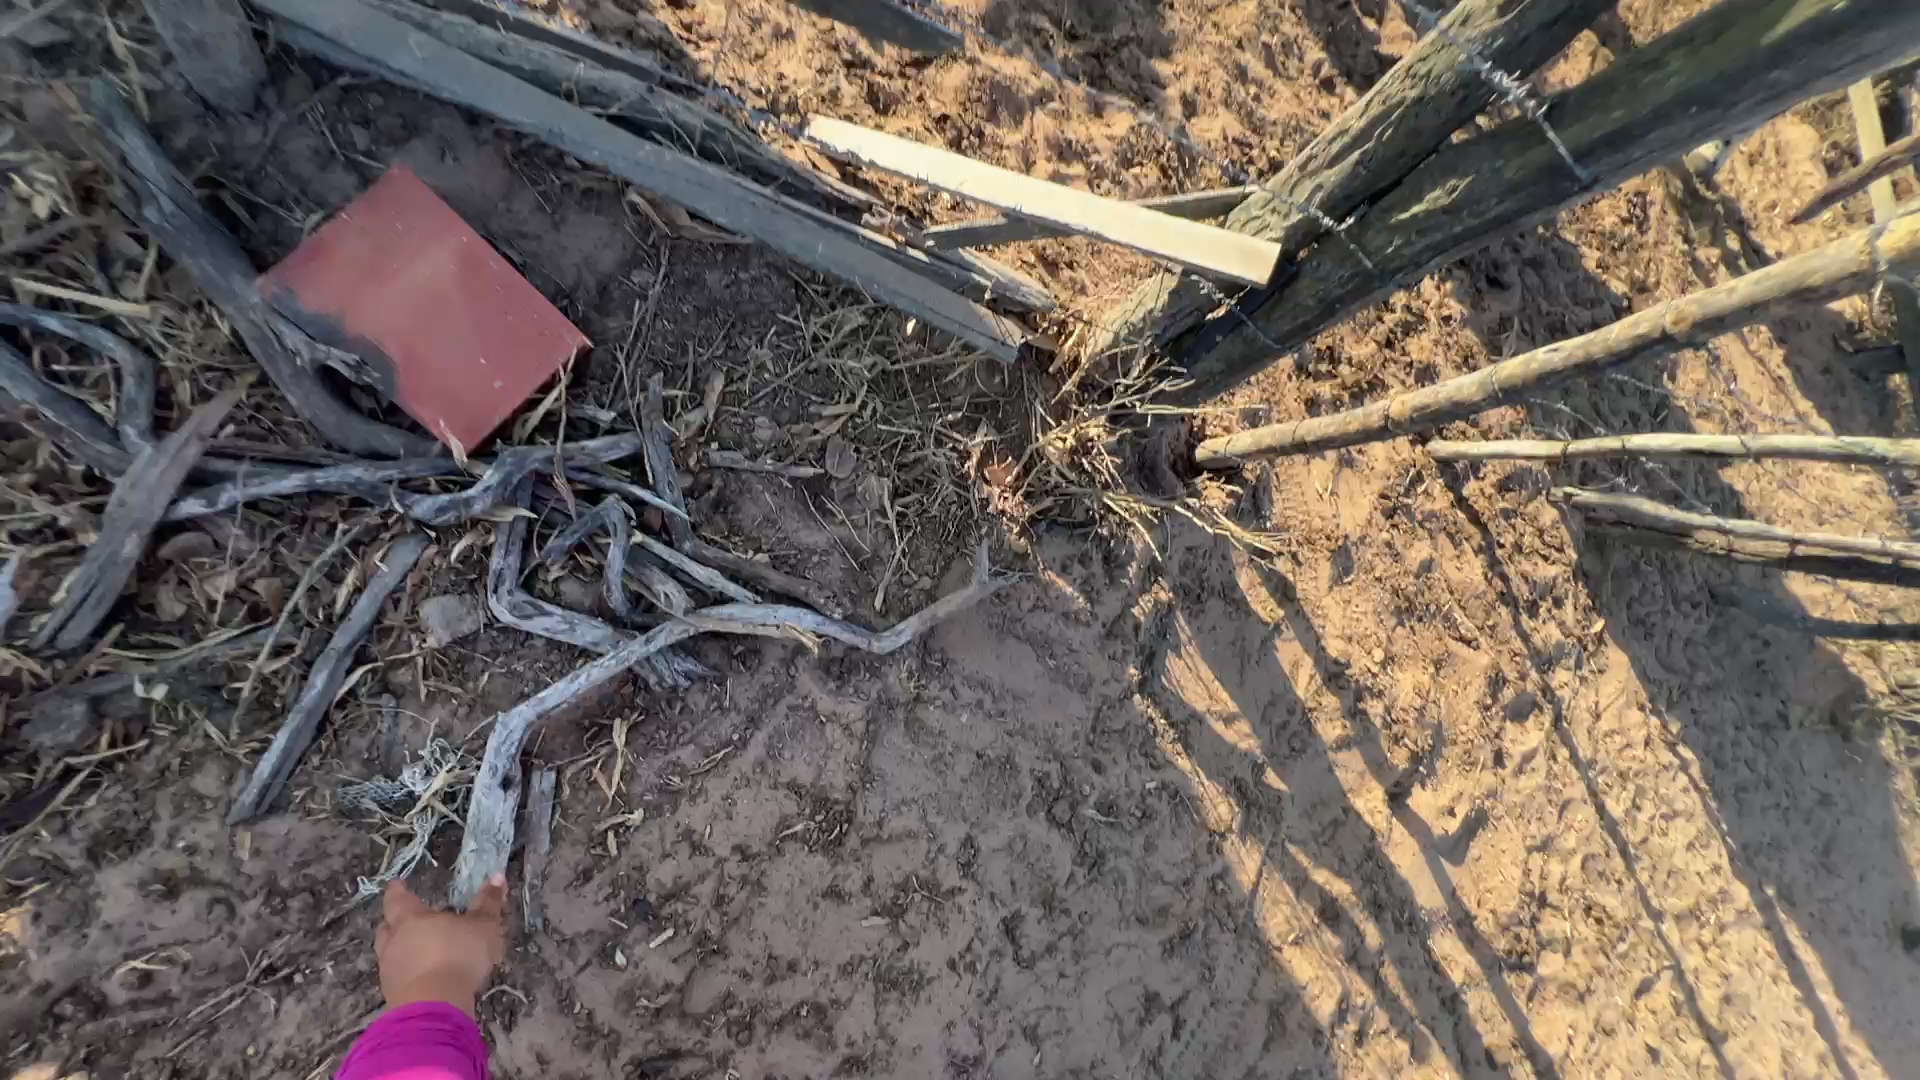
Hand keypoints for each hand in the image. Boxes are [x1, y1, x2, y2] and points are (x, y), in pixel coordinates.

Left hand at [374, 875, 508, 1016]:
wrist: (434, 1007)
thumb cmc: (458, 955)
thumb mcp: (483, 925)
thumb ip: (488, 902)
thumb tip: (498, 876)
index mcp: (411, 920)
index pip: (398, 901)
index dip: (397, 891)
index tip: (395, 883)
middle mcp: (394, 943)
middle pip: (386, 928)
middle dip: (394, 921)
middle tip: (403, 916)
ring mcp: (390, 971)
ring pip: (389, 952)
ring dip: (399, 946)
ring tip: (415, 945)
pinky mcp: (393, 995)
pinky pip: (397, 973)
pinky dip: (406, 967)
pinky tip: (421, 970)